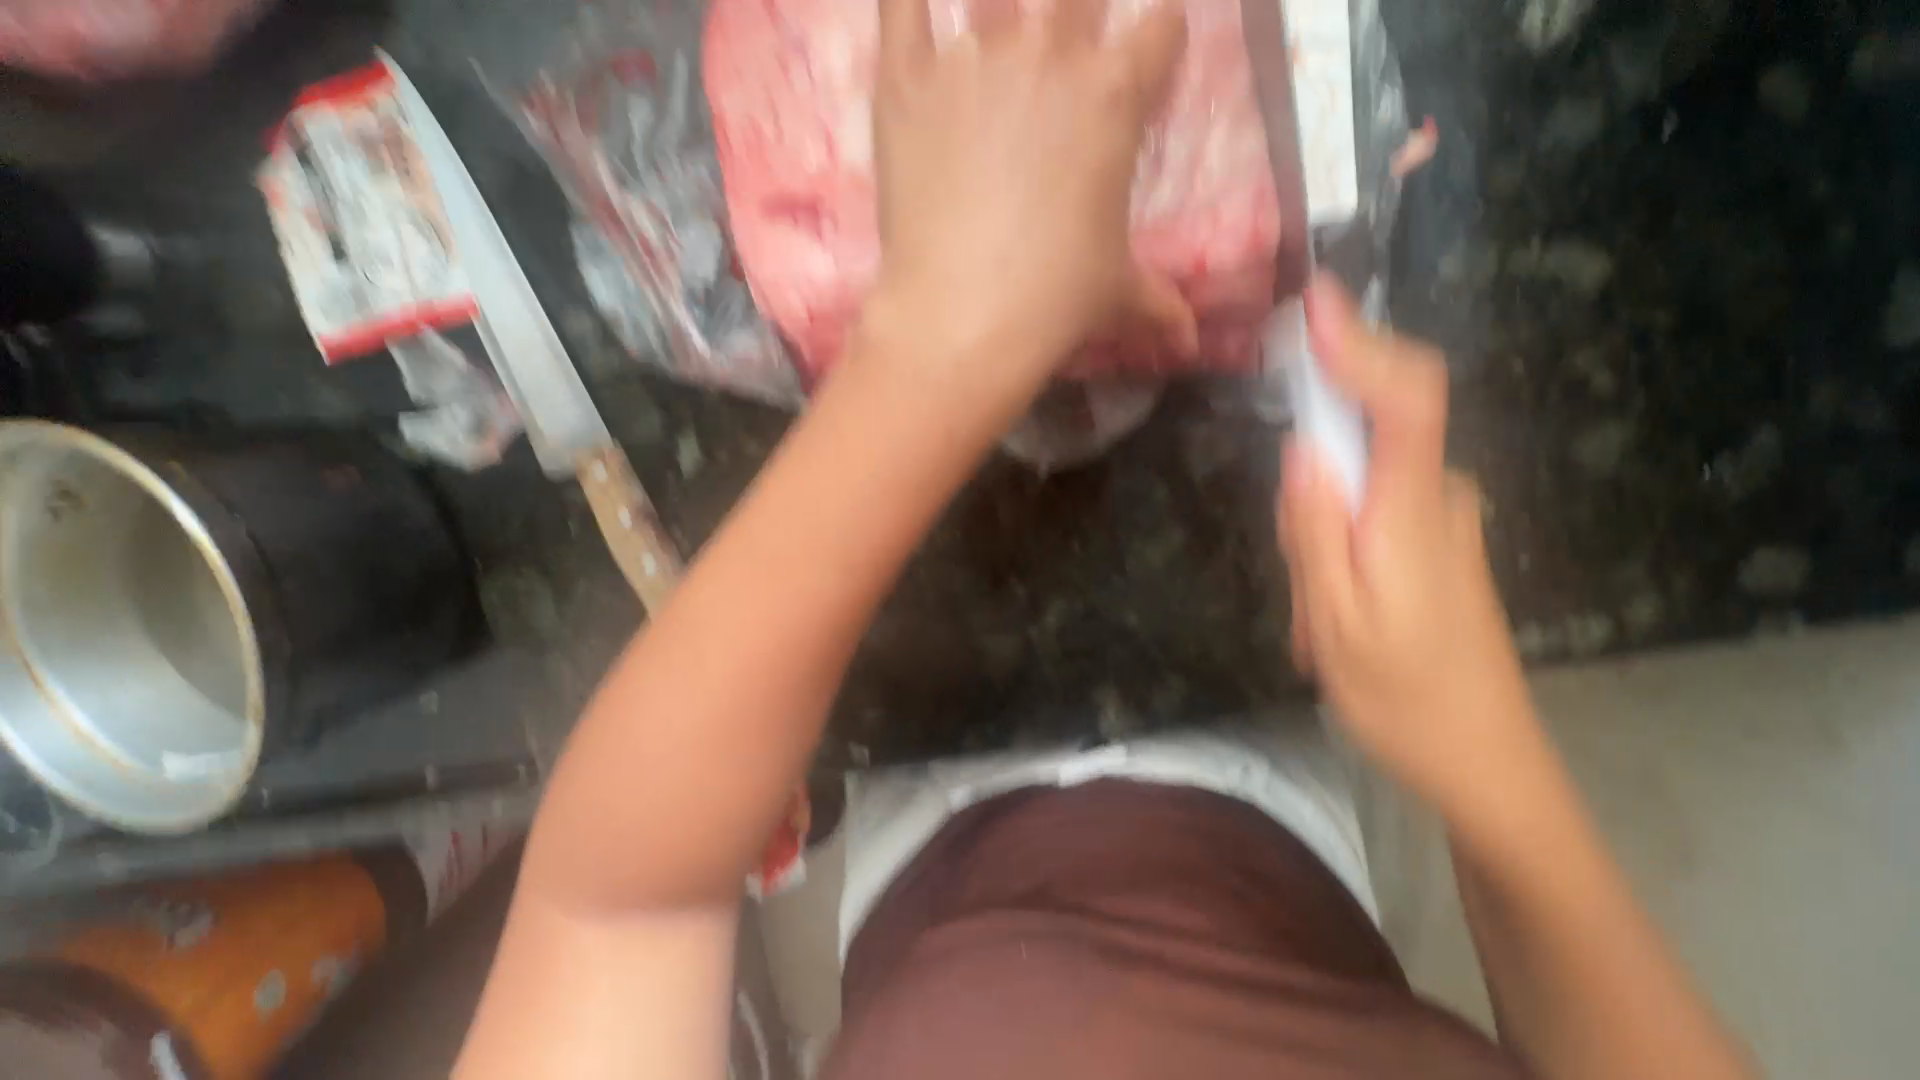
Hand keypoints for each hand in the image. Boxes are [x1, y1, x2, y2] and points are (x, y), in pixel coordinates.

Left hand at [864, 0, 1197, 401]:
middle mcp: (1050, 54)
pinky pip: (903, 2)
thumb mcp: (1119, 293)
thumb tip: (1187, 336)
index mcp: (1116, 93)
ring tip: (993, 36)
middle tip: (1060, 49)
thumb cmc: (1055, 301)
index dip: (1155, 45)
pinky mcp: (906, 78)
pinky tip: (914, 3)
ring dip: (1000, 8)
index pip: (1160, 26)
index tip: (1143, 65)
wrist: (963, 318)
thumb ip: (1159, 299)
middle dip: (1079, 12)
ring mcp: (973, 59)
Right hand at [1278, 277, 1536, 816]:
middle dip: (1310, 498)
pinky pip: (1372, 519)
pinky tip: (1339, 628)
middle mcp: (1440, 499)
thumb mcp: (1334, 621)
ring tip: (1321, 633)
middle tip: (1303, 598)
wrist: (1486, 766)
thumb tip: (1304, 445)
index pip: (1405, 395)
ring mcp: (1443, 523)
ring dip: (1320, 547)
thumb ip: (1314, 528)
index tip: (1314, 302)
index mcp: (1414, 512)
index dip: (1361, 342)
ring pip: (1357, 490)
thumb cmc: (1405, 701)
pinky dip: (1339, 560)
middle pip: (1362, 443)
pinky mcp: (1438, 544)